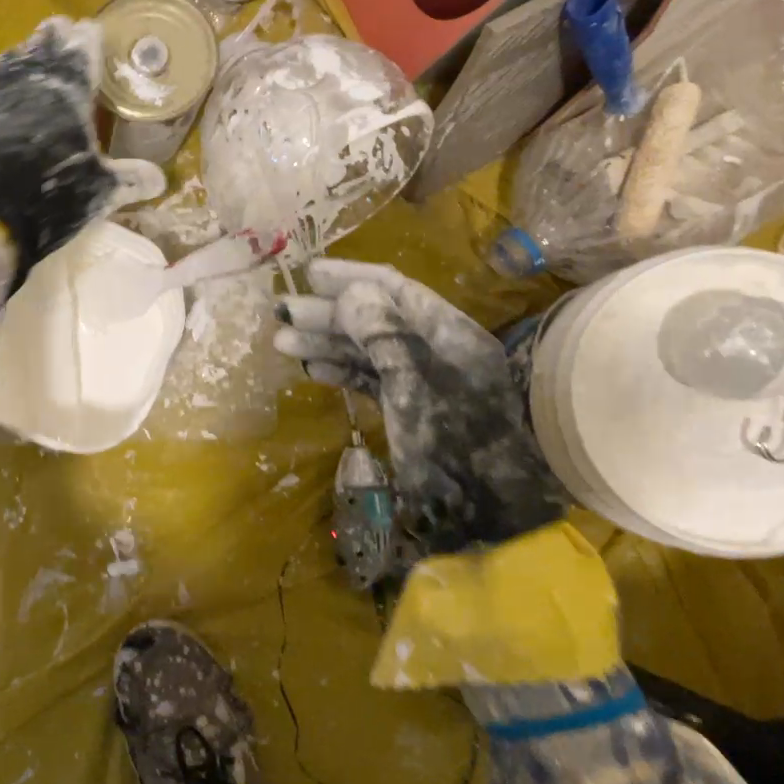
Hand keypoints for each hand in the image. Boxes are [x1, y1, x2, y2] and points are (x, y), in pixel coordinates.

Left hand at [0, 16, 165, 287]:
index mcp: (69, 85)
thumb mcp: (100, 191)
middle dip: (57, 38)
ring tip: (32, 62)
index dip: (91, 37)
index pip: (84, 44)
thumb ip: (130, 180)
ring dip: (25, 57)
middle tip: (64, 37)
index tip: (94, 35)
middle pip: (46, 41)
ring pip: (12, 57)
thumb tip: (160, 182)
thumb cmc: (52, 193)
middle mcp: (30, 75)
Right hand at [274, 259, 564, 554]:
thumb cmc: (459, 442)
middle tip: (281, 312)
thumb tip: (347, 294)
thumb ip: (383, 337)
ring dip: (325, 344)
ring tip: (282, 342)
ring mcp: (423, 382)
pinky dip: (340, 373)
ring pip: (367, 351)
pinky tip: (312, 370)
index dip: (351, 278)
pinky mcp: (412, 411)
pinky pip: (370, 381)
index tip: (308, 274)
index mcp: (446, 335)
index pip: (395, 290)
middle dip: (327, 314)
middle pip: (375, 319)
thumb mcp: (416, 387)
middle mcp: (434, 351)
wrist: (501, 509)